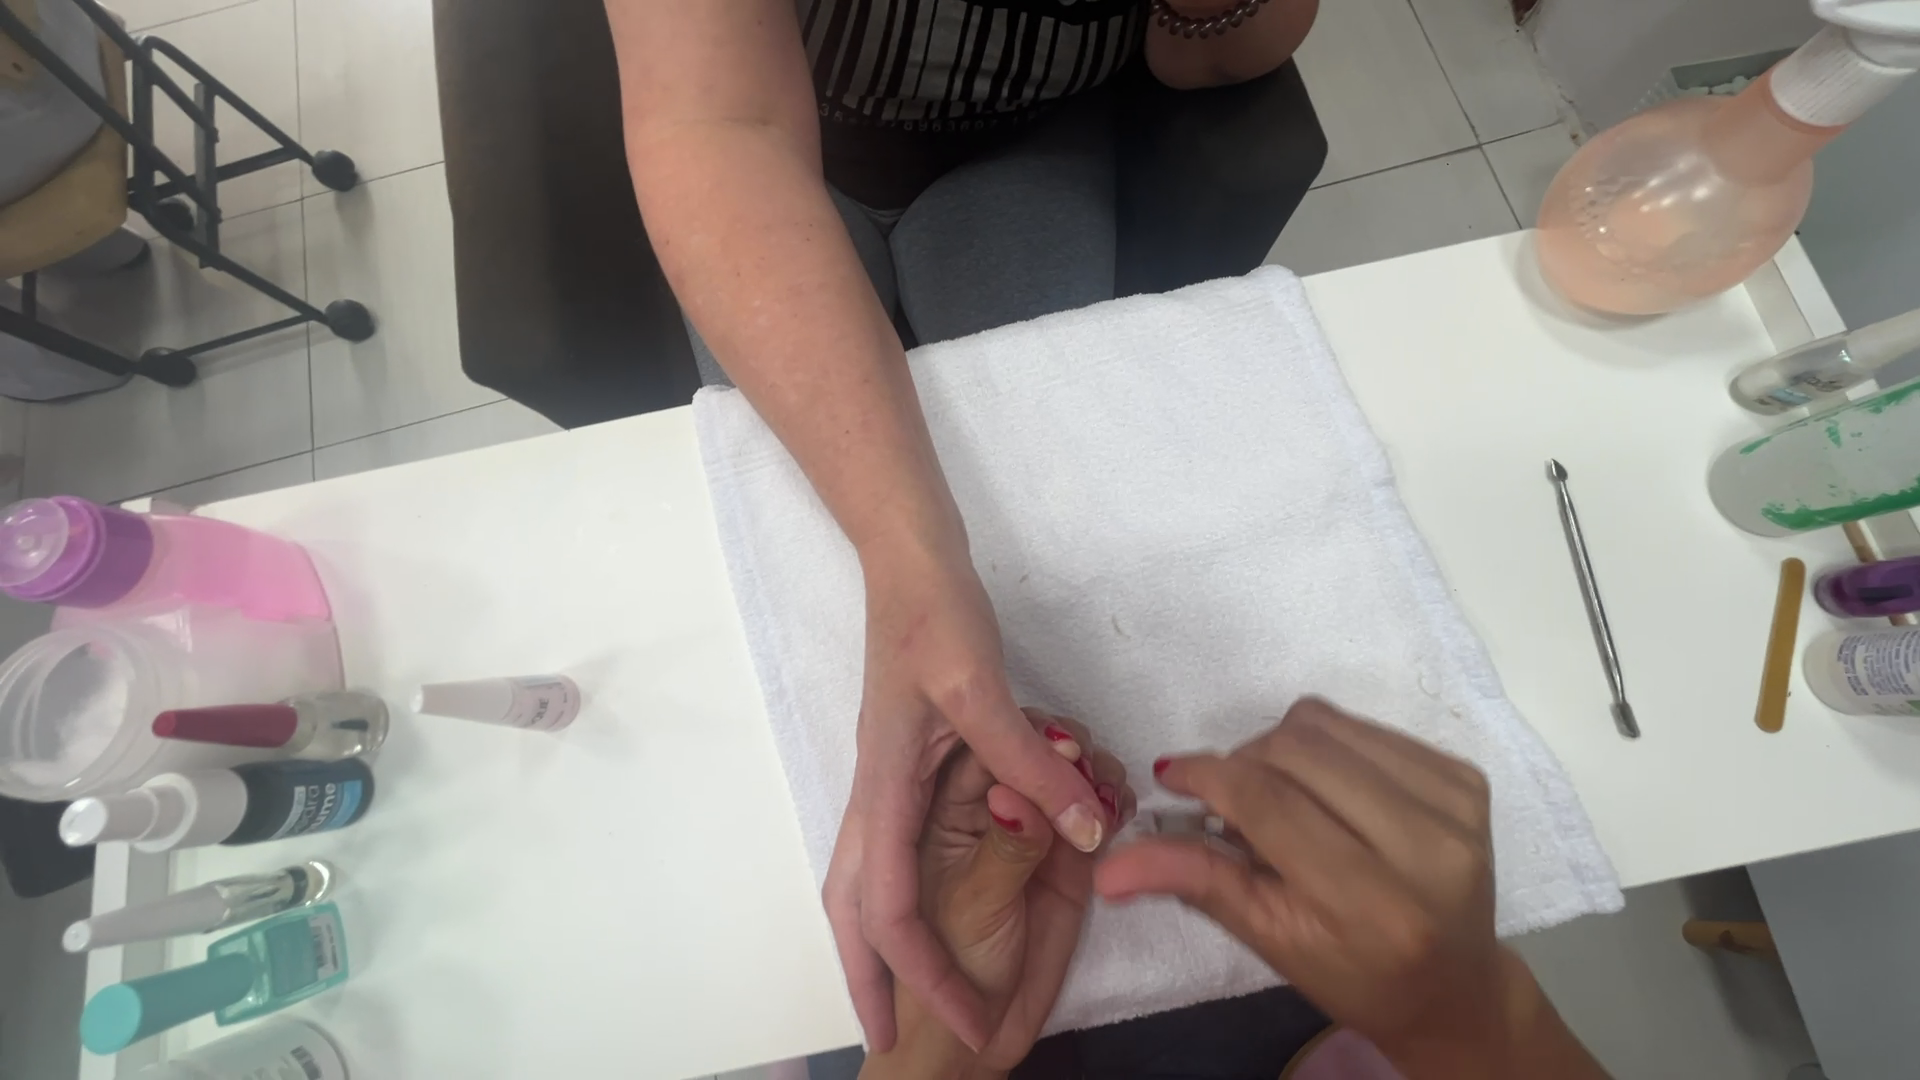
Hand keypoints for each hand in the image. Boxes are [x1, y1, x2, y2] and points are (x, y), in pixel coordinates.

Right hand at [825, 544, 1105, 1051]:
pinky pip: (895, 837)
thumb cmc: (934, 619)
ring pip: (866, 872)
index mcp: (886, 784)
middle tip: (891, 1035)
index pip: (890, 904)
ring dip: (880, 936)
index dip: (924, 974)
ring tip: (908, 981)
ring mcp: (886, 771)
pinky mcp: (905, 752)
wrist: (908, 564)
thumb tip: (1087, 832)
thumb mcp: (982, 690)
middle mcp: (876, 788)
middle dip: (867, 975)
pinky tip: (934, 887)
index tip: (969, 1023)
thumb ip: (1030, 762)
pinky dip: (901, 883)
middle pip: (851, 902)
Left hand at [920, 712, 1132, 1068]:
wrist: (990, 1025)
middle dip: (1063, 751)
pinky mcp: (1065, 846)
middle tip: (1089, 757)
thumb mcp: (976, 903)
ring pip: (1061, 775)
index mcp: (942, 808)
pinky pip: (1091, 809)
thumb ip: (1004, 849)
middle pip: (1025, 752)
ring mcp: (1028, 821)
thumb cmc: (957, 962)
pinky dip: (1111, 799)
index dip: (1017, 739)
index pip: (978, 753)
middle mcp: (985, 803)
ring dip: (1092, 771)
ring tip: (1110, 784)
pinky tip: (1121, 803)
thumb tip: (1021, 791)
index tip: (1060, 741)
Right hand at [1095, 699, 1571, 1077]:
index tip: (1172, 775)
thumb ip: (1189, 880)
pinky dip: (1322, 743)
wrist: (1454, 986)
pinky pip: (1358, 724)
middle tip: (1231, 797)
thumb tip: (1107, 867)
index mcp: (1373, 903)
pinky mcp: (1467, 778)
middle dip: (1242, 763)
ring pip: (1321, 725)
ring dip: (1278, 748)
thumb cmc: (1348, 971)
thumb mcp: (1262, 934)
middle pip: (1292, 751)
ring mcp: (1456, 806)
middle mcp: (1427, 847)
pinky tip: (1327, 786)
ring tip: (1280, 792)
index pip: (1267, 803)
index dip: (1207, 775)